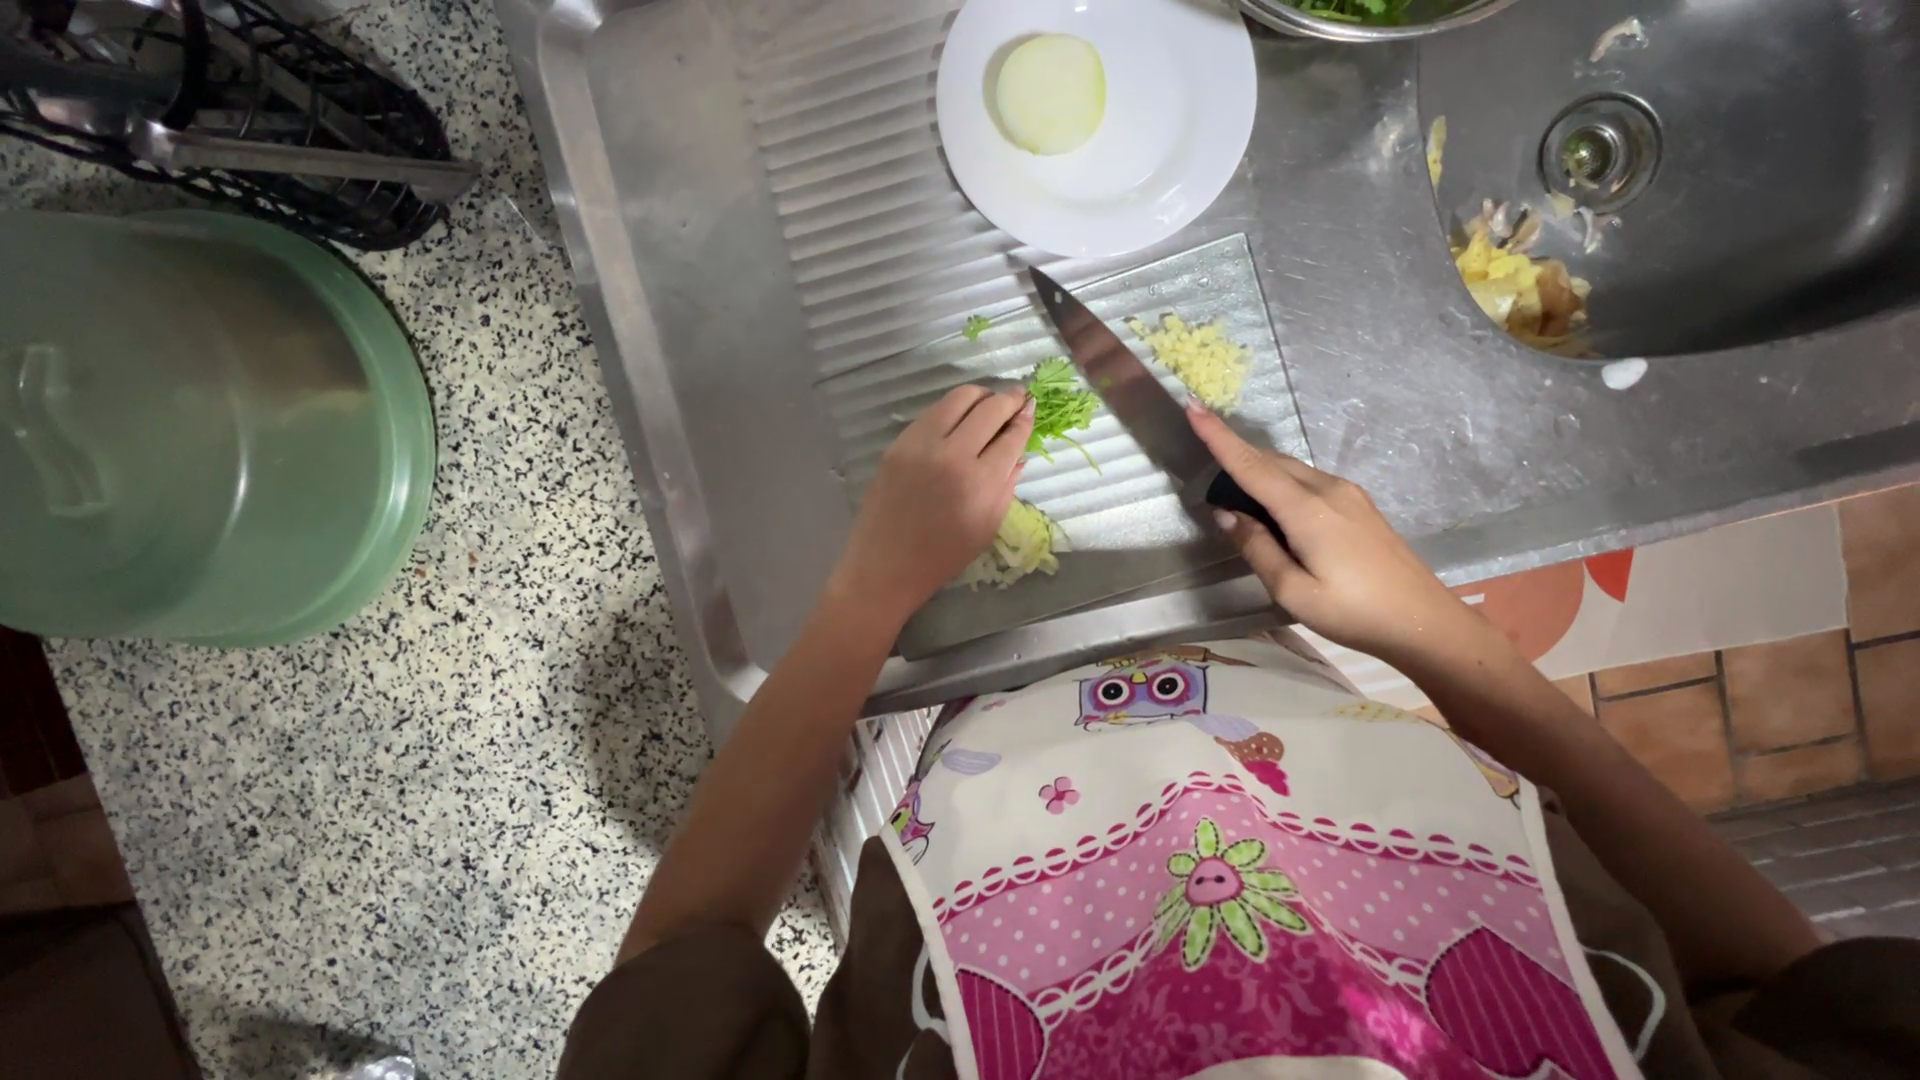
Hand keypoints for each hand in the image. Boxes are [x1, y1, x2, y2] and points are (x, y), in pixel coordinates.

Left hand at [826, 386, 1034, 625]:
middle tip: (1017, 397)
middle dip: (1009, 400)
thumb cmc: (942, 555)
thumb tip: (1018, 453)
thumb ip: (1006, 485)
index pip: (1011, 436)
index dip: (1025, 420)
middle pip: (990, 409)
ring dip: (980, 396)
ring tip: (989, 402)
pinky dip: (952, 409)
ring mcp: (921, 444)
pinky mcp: (899, 443)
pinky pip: (932, 412)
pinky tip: (959, 418)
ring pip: (959, 398)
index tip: (1031, 410)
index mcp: (979, 482)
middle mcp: (952, 454)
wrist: (886, 564)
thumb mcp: (987, 526)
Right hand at [1186, 401, 1483, 665]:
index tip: (1193, 407)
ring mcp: (1348, 495)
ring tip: (1234, 493)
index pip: (1251, 466)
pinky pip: (1308, 482)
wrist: (1423, 622)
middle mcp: (1328, 490)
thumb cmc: (1353, 612)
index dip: (1219, 437)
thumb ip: (1256, 548)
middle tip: (1204, 463)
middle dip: (1235, 454)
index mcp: (1307, 510)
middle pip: (1270, 462)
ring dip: (1258, 471)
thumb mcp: (1292, 591)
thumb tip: (1226, 514)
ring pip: (1291, 470)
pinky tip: (1274, 509)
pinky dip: (1280, 484)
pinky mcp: (1359, 505)